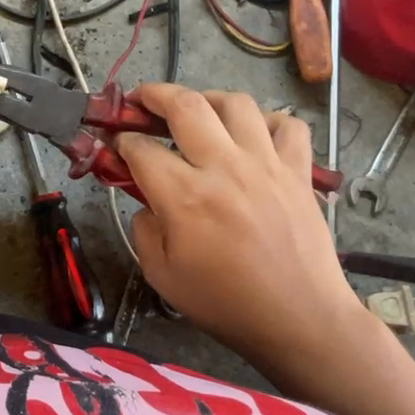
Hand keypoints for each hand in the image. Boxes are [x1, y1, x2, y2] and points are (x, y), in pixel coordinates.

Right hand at [116, 84, 374, 379]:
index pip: (140, 148)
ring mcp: (266, 165)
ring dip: (207, 98)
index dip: (120, 141)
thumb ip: (144, 229)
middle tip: (141, 100)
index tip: (114, 144)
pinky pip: (288, 126)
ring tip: (195, 110)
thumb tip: (148, 202)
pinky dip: (267, 121)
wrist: (300, 319)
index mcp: (184, 196)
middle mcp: (224, 168)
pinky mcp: (298, 172)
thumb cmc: (225, 302)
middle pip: (185, 105)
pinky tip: (251, 135)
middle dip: (153, 95)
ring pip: (235, 103)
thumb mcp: (161, 274)